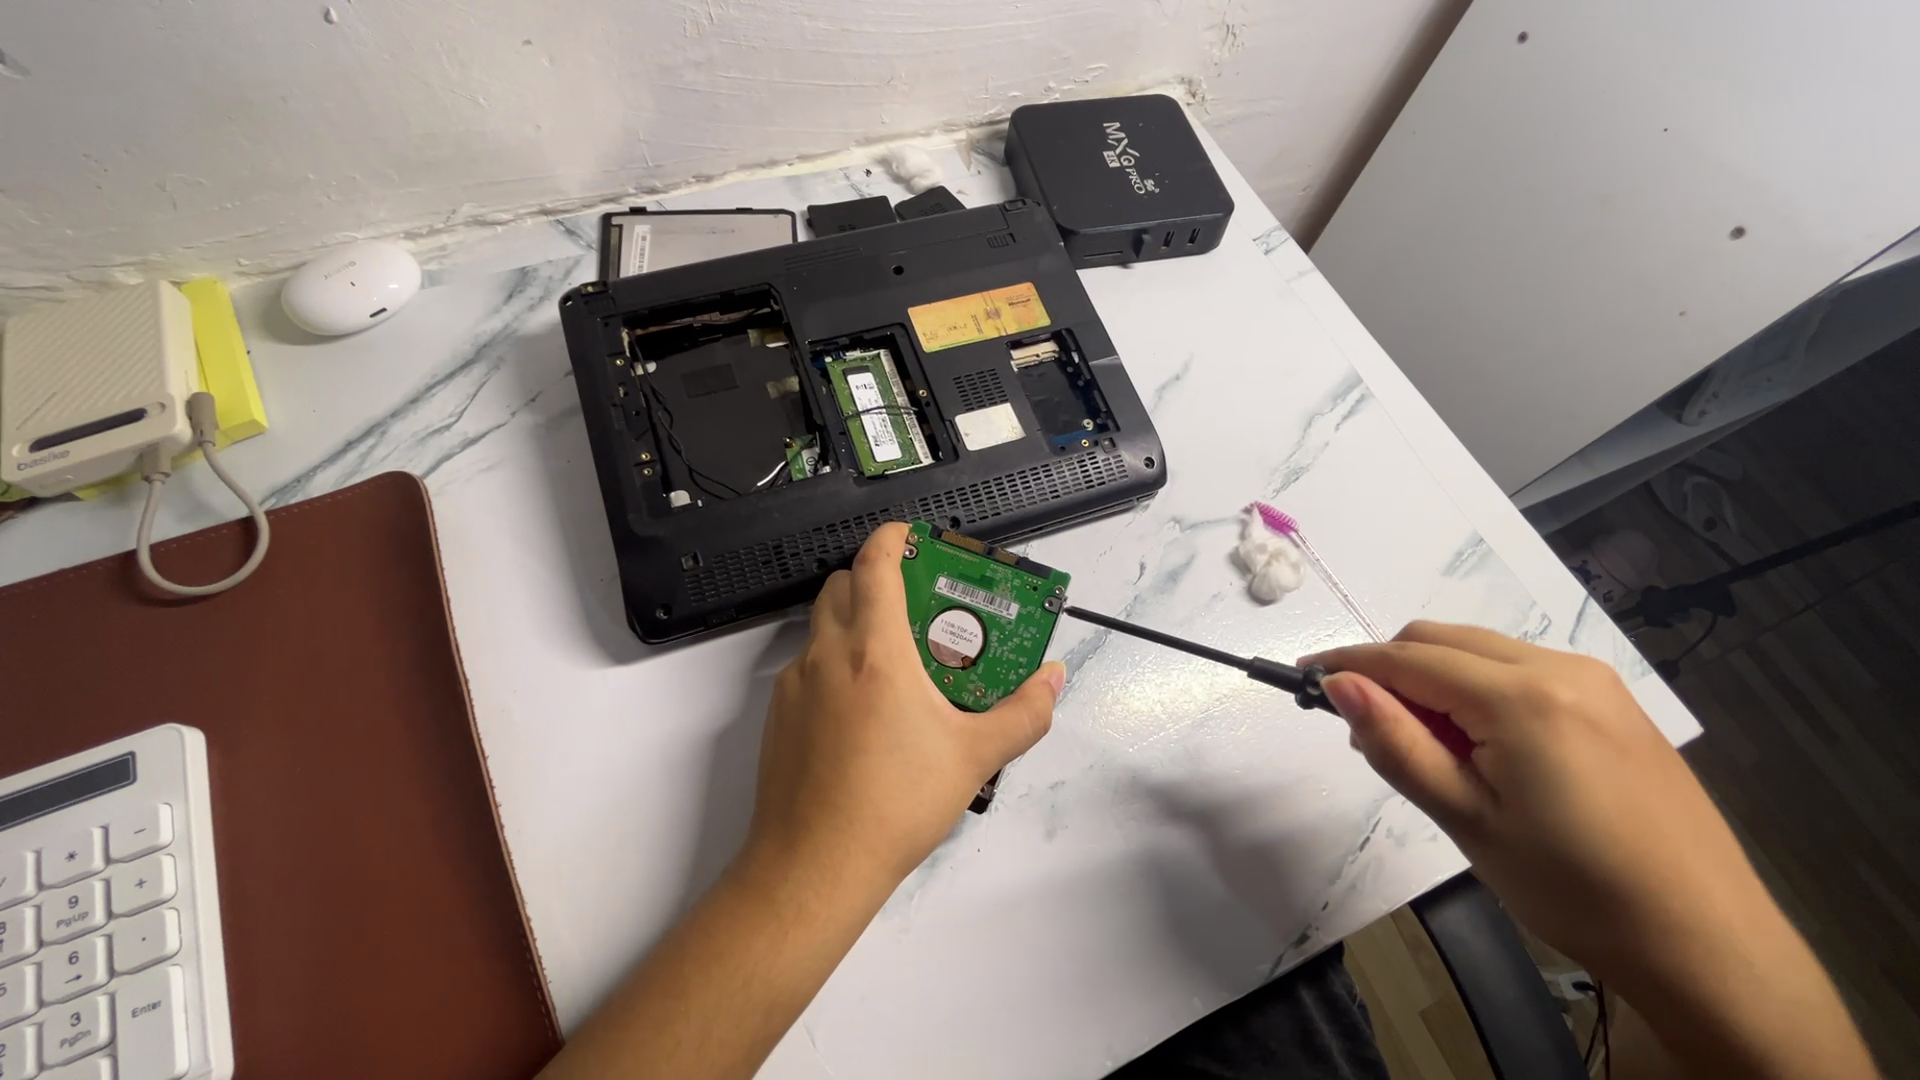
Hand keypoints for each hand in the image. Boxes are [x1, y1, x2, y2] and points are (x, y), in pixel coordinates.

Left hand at [747, 523, 1064, 887]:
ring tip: (892, 659)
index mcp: (875, 651)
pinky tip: (860, 711)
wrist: (813, 868)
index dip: (893, 538)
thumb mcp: (975, 757)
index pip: (875, 564)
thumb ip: (1024, 713)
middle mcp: (827, 655)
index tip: (915, 538)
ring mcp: (794, 684)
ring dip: (852, 620)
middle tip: (915, 607)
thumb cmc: (895, 804)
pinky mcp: (776, 716)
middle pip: (842, 584)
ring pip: (820, 625)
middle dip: (875, 579)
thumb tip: (1053, 679)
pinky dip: (833, 663)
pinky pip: (806, 666)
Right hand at [1305, 623, 1873, 1078]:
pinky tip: (1476, 745)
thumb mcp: (1465, 818)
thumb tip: (1338, 685)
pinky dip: (1472, 688)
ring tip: (1421, 745)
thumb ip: (1395, 742)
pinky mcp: (1610, 701)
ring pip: (1476, 649)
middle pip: (1439, 640)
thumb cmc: (1571, 887)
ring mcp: (1593, 680)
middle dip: (1388, 669)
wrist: (1705, 941)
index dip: (1347, 664)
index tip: (1301, 677)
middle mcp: (1560, 668)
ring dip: (1429, 678)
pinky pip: (1515, 669)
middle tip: (1364, 727)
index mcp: (1522, 697)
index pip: (1406, 659)